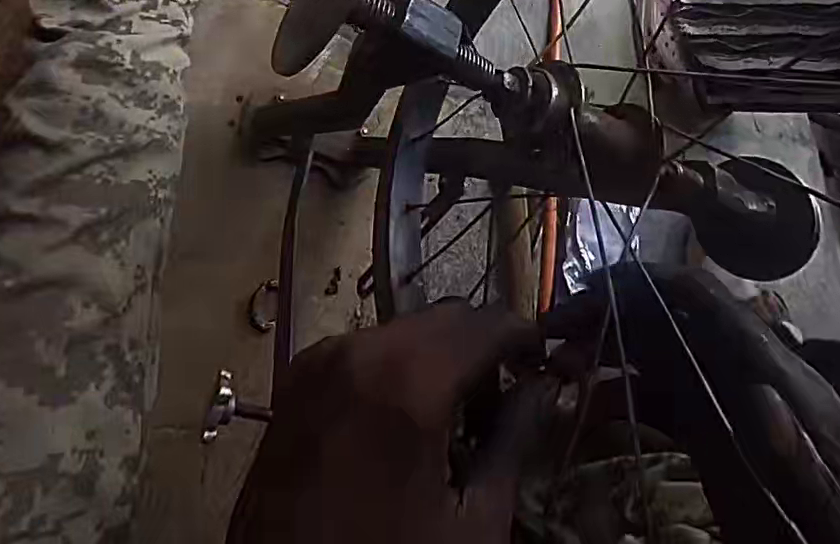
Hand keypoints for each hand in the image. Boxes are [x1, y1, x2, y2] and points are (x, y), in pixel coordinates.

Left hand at [226, 303, 553, 543]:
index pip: (485, 322)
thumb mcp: (472, 525)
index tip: (538, 358)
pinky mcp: (298, 375)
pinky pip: (366, 346)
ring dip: (438, 355)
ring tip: (446, 417)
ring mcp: (323, 358)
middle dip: (480, 347)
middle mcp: (361, 349)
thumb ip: (514, 439)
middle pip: (445, 317)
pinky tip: (399, 418)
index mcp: (408, 379)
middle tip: (498, 398)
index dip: (521, 336)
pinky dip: (395, 365)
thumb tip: (541, 389)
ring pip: (405, 328)